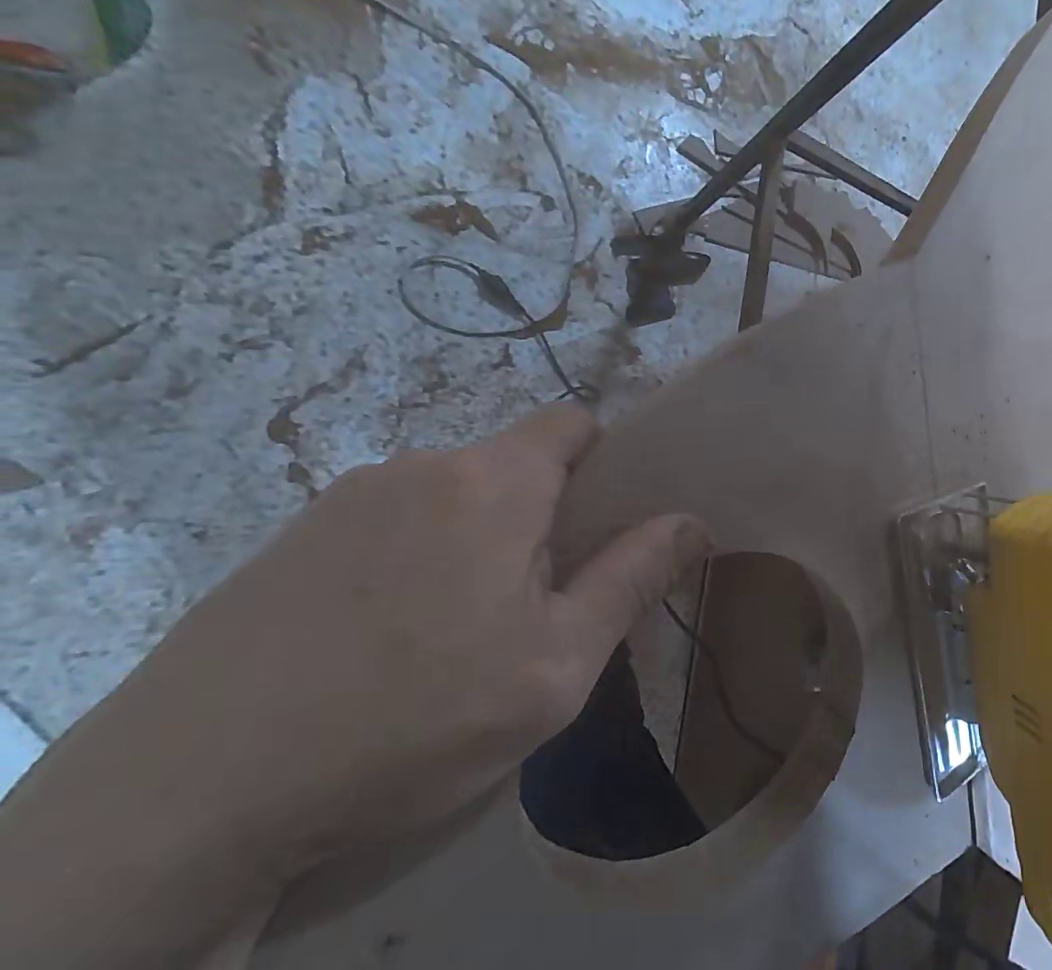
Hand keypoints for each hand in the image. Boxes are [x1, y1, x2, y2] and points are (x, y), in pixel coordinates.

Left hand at [0, 402, 709, 968]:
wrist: (185, 799)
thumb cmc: (414, 718)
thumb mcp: (558, 662)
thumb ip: (633, 578)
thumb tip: (694, 521)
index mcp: (491, 483)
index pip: (573, 424)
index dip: (609, 464)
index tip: (614, 530)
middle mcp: (416, 467)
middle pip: (517, 468)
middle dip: (549, 520)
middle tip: (547, 607)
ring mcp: (341, 502)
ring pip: (456, 501)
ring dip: (485, 545)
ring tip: (469, 636)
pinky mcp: (289, 543)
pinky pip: (395, 528)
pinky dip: (422, 563)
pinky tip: (397, 644)